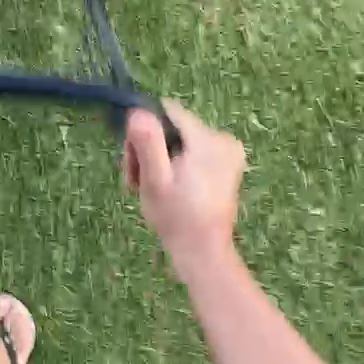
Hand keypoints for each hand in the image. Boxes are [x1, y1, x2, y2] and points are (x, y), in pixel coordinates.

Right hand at [123, 101, 245, 267]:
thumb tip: (137, 111)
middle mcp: (224, 139)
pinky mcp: (226, 164)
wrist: (203, 252)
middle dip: (149, 149)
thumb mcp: (155, 179)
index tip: (135, 160)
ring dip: (159, 158)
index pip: (165, 111)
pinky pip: (190, 150)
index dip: (143, 131)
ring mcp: (228, 152)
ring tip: (150, 187)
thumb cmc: (176, 218)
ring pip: (178, 139)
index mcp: (208, 140)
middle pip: (171, 126)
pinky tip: (169, 187)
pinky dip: (175, 164)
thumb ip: (147, 142)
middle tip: (138, 179)